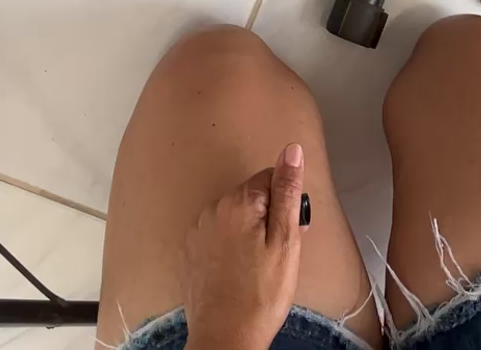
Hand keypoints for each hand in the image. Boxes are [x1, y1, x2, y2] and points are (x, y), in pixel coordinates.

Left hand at [183, 144, 307, 349]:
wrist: (226, 340)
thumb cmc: (261, 295)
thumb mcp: (285, 241)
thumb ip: (287, 191)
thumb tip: (292, 150)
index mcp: (239, 201)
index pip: (270, 177)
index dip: (284, 203)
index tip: (287, 231)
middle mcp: (213, 208)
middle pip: (250, 196)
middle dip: (266, 217)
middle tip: (275, 253)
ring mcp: (197, 231)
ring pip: (233, 216)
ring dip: (246, 231)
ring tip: (255, 266)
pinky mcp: (188, 252)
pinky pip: (215, 235)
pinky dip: (227, 246)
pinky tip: (236, 272)